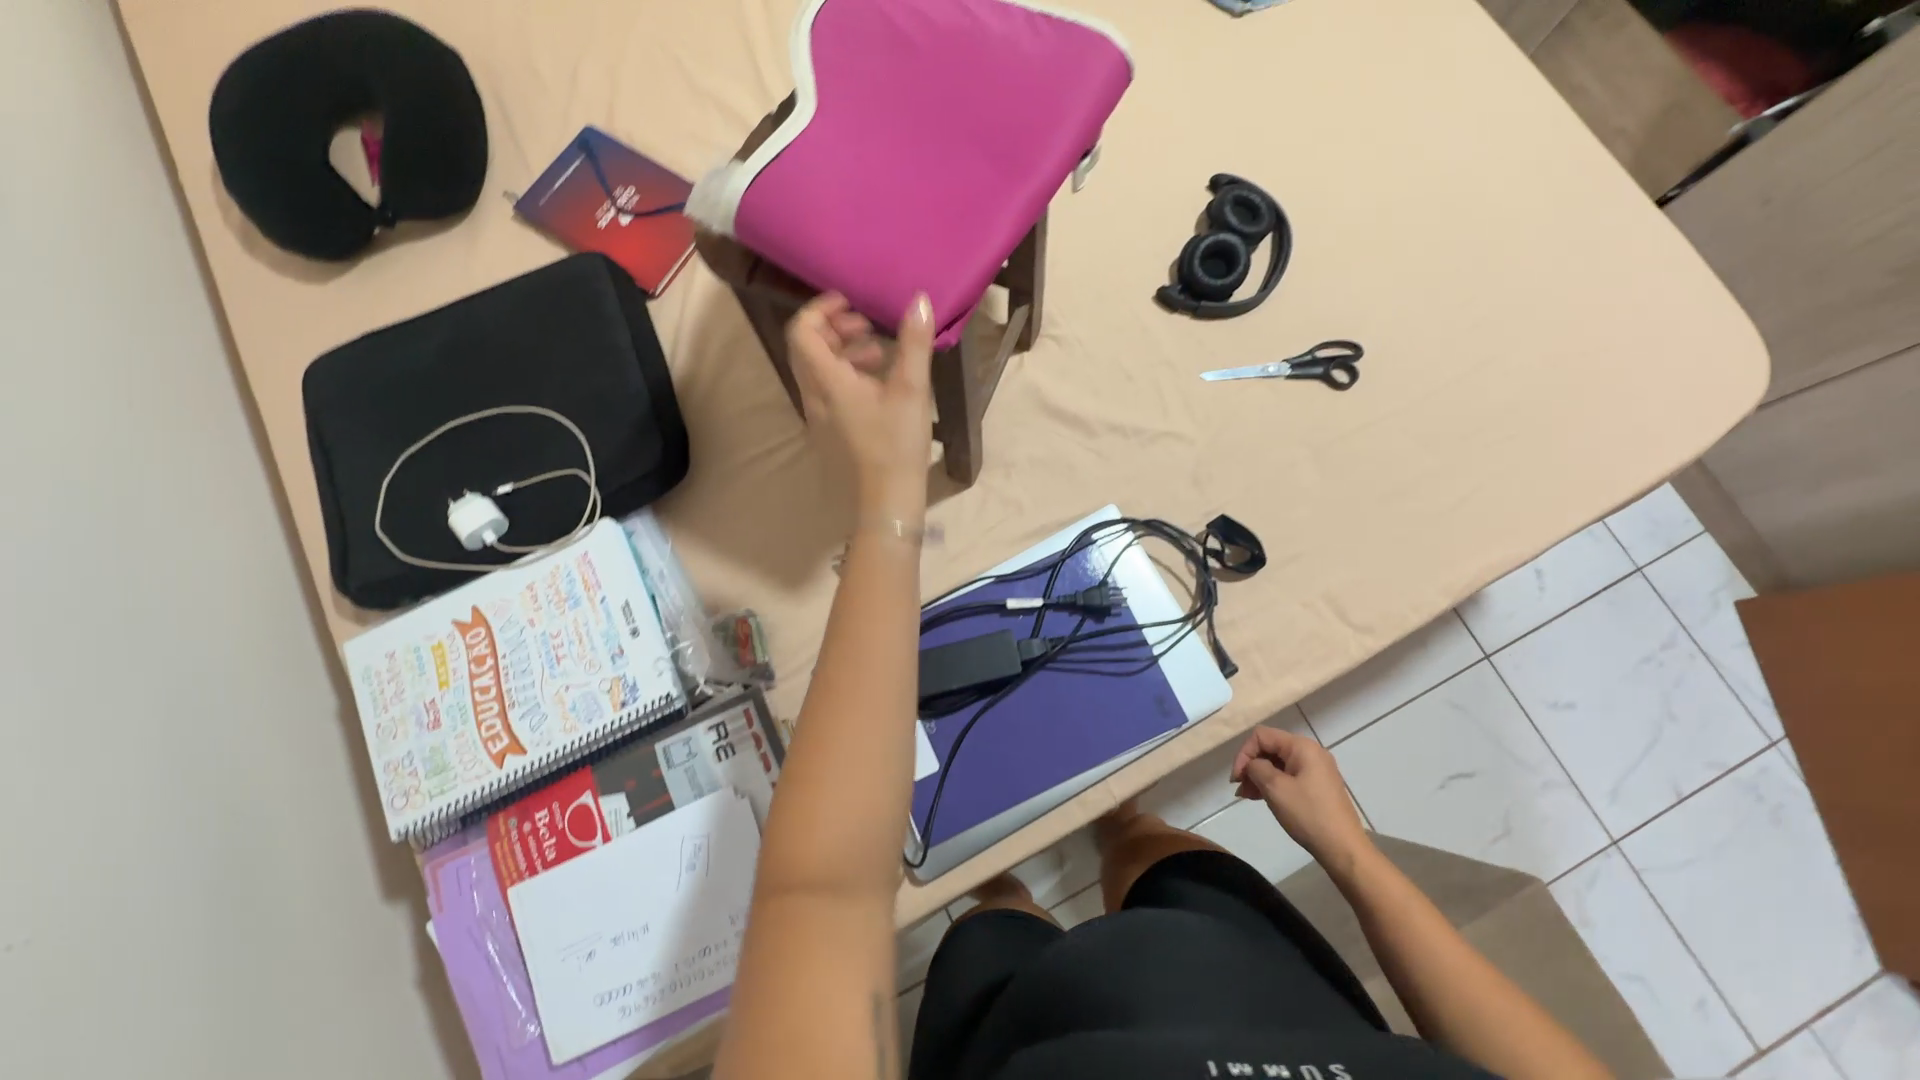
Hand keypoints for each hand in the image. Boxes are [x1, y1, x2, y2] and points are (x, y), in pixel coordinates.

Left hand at [786, 291, 934, 520]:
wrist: (885, 504)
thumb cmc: (897, 445)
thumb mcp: (911, 390)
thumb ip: (914, 342)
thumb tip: (920, 300)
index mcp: (826, 383)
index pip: (802, 332)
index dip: (820, 309)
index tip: (849, 302)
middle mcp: (813, 398)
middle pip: (807, 349)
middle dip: (834, 329)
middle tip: (866, 325)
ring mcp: (818, 419)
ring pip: (818, 372)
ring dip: (843, 353)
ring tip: (880, 354)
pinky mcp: (829, 435)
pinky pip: (827, 393)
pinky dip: (846, 377)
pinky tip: (879, 387)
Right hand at [1230, 725, 1372, 875]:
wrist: (1343, 847)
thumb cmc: (1307, 814)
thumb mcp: (1275, 788)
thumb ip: (1256, 768)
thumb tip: (1252, 765)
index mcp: (1302, 747)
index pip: (1262, 736)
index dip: (1244, 753)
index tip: (1236, 779)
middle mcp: (1311, 752)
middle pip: (1270, 748)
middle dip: (1251, 765)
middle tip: (1240, 789)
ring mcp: (1317, 769)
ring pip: (1278, 764)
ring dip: (1259, 776)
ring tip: (1247, 796)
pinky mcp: (1318, 785)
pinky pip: (1289, 776)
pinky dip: (1273, 784)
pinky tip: (1262, 798)